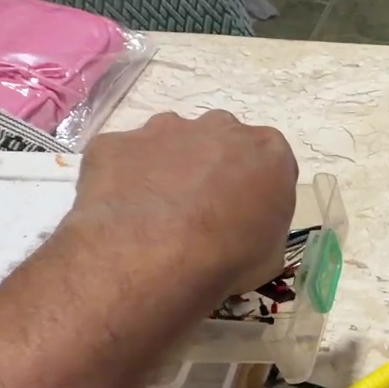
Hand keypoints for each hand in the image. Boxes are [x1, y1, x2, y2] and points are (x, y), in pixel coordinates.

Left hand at [66, 111, 299, 296]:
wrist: (154, 259)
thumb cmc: (231, 258)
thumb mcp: (273, 253)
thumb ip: (264, 224)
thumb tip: (244, 229)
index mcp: (268, 152)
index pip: (272, 161)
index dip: (260, 188)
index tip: (250, 213)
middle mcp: (221, 128)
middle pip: (224, 141)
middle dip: (217, 168)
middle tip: (207, 210)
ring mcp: (164, 129)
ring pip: (173, 140)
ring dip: (172, 167)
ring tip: (162, 212)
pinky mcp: (116, 142)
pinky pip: (126, 157)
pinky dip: (127, 179)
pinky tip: (127, 212)